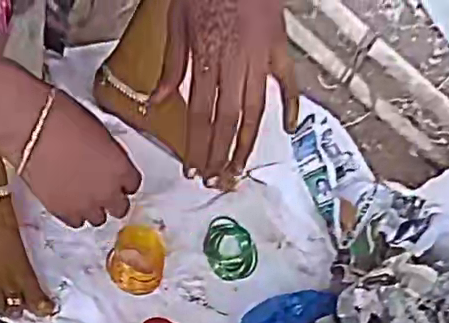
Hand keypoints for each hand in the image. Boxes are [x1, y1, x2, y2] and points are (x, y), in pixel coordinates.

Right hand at [10, 88, 141, 226]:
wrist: (29, 126)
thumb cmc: (61, 116)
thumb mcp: (98, 131)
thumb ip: (109, 155)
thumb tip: (107, 164)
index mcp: (121, 169)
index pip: (133, 184)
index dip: (123, 180)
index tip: (115, 176)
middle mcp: (108, 193)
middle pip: (120, 208)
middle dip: (112, 199)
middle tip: (100, 189)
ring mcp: (87, 206)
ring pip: (98, 219)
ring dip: (92, 208)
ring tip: (80, 194)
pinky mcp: (65, 213)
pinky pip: (76, 222)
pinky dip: (73, 213)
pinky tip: (66, 199)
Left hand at [153, 0, 299, 186]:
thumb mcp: (177, 17)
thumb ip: (171, 63)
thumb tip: (157, 100)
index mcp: (208, 58)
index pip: (200, 116)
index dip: (197, 147)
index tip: (194, 168)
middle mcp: (234, 64)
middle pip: (226, 123)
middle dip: (219, 156)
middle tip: (215, 180)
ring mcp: (258, 57)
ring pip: (254, 112)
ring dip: (246, 145)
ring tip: (239, 169)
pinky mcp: (277, 45)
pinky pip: (287, 81)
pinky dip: (291, 104)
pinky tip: (290, 126)